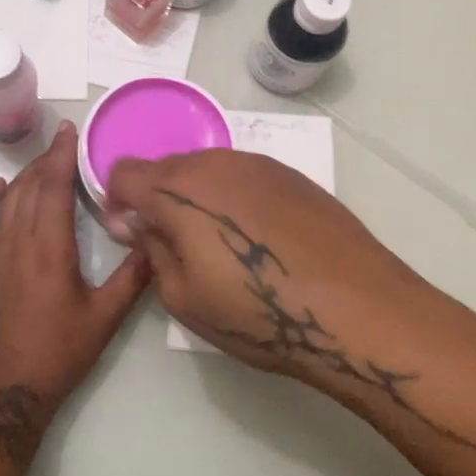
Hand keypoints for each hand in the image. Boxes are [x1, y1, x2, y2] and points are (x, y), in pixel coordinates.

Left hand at [0, 121, 151, 405]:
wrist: (9, 387)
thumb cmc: (60, 352)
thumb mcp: (105, 318)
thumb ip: (131, 279)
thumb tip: (156, 244)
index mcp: (51, 247)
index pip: (54, 186)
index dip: (62, 154)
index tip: (70, 131)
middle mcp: (18, 240)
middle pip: (31, 186)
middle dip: (47, 159)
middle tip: (65, 142)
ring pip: (8, 200)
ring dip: (25, 176)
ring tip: (43, 162)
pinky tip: (0, 188)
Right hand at [103, 149, 428, 384]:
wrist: (359, 311)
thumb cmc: (260, 313)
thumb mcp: (184, 298)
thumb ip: (153, 251)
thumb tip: (144, 225)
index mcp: (178, 190)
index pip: (123, 173)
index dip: (116, 204)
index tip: (133, 237)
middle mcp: (215, 163)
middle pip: (165, 168)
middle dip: (157, 201)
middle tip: (176, 247)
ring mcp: (259, 165)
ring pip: (207, 170)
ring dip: (197, 198)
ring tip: (223, 246)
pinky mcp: (293, 176)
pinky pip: (244, 178)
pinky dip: (234, 199)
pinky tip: (261, 241)